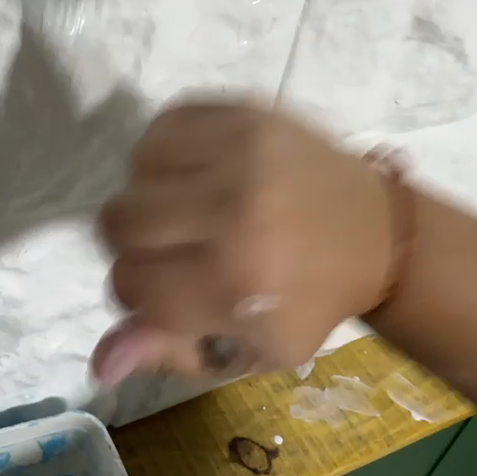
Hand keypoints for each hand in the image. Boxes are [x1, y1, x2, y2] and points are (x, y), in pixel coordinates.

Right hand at [90, 100, 397, 383]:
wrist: (376, 233)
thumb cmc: (306, 301)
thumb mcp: (247, 350)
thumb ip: (168, 353)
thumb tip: (100, 364)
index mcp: (234, 282)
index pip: (127, 282)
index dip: (139, 292)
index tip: (170, 289)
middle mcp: (233, 212)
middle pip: (118, 220)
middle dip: (135, 241)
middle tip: (173, 244)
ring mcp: (240, 152)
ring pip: (134, 167)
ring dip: (151, 190)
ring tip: (190, 204)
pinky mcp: (244, 111)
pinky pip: (162, 124)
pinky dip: (168, 149)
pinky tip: (198, 170)